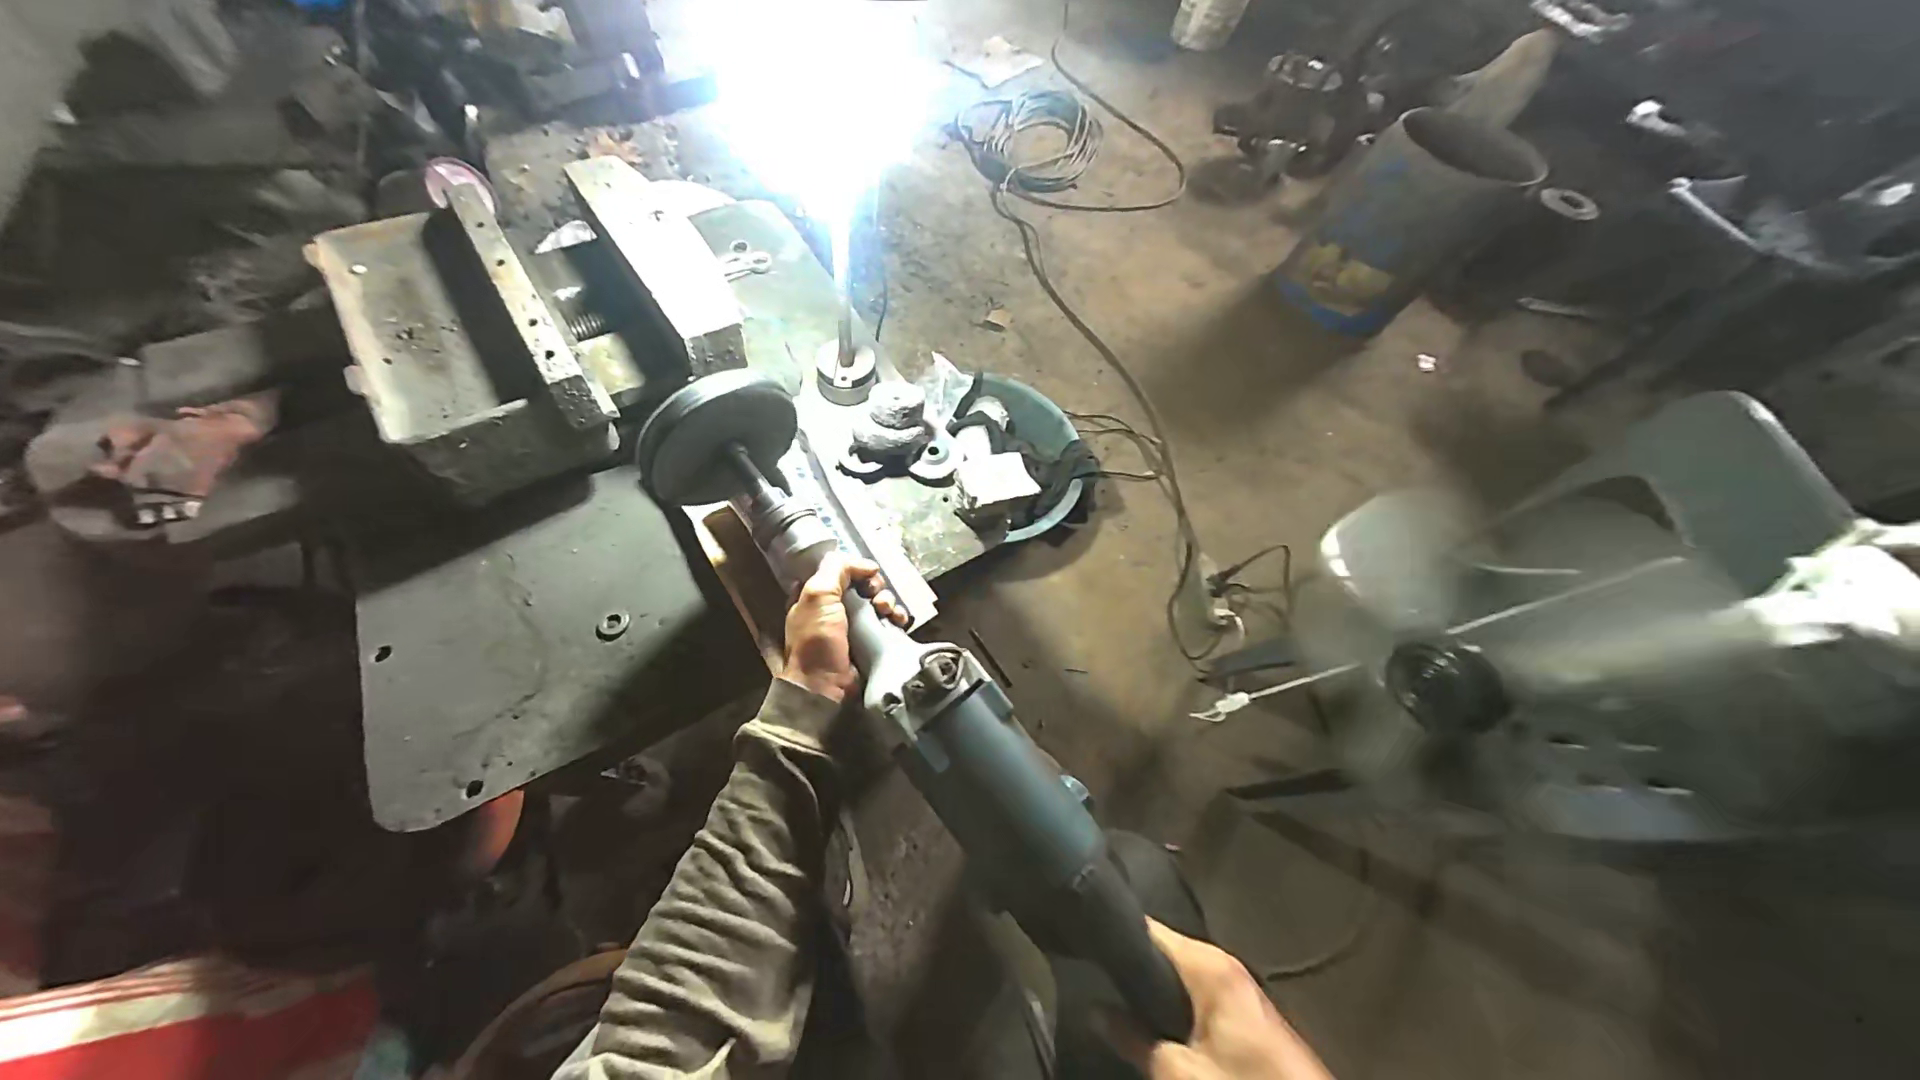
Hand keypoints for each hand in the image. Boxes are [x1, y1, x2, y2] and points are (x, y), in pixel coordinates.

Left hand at [779, 553, 904, 703]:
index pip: (841, 571)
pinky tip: (898, 620)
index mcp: (816, 595)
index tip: (866, 574)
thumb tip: (867, 564)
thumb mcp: (818, 595)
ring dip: (888, 601)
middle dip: (875, 586)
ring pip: (879, 601)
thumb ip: (837, 569)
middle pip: (864, 584)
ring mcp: (855, 626)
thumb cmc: (817, 639)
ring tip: (886, 611)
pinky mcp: (872, 641)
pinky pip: (890, 621)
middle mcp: (835, 608)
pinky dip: (897, 617)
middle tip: (875, 596)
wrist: (826, 686)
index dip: (856, 569)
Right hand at [1102, 920, 1334, 1079]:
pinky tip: (1153, 1030)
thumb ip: (1132, 1039)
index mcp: (1208, 964)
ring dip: (1151, 995)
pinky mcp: (1246, 1022)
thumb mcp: (1179, 1073)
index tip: (1078, 944)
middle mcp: (1223, 966)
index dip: (1112, 935)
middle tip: (1091, 983)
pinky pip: (1196, 1002)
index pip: (1146, 929)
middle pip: (1162, 954)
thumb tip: (1095, 1013)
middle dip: (1131, 971)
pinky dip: (1174, 1012)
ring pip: (1178, 981)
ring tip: (1113, 1005)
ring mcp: (1238, 993)